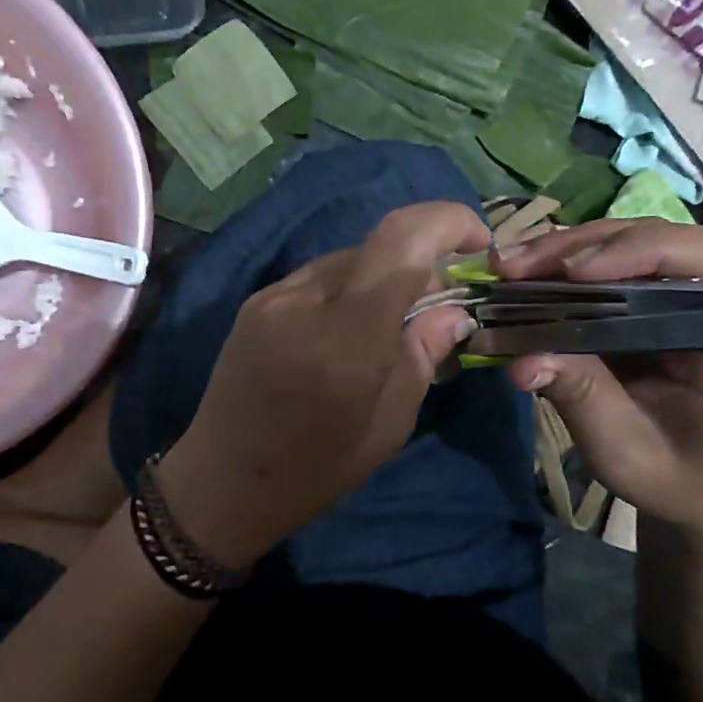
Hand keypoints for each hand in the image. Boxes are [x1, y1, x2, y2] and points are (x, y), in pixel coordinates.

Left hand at [157, 202, 491, 566]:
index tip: (477, 240)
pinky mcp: (255, 302)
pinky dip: (348, 289)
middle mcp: (305, 302)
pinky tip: (349, 327)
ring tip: (392, 320)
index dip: (446, 221)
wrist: (225, 480)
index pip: (400, 242)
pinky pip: (317, 277)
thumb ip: (424, 353)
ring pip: (347, 260)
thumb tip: (454, 310)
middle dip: (419, 261)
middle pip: (376, 247)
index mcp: (346, 338)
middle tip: (439, 301)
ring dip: (382, 276)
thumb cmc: (318, 467)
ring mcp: (273, 296)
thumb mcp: (390, 422)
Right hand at [495, 219, 702, 531]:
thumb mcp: (624, 452)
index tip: (579, 273)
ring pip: (635, 240)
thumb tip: (521, 359)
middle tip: (518, 265)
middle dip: (589, 244)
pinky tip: (525, 270)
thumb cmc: (673, 477)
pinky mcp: (651, 300)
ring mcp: (684, 297)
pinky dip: (566, 261)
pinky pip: (613, 262)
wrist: (693, 488)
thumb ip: (582, 400)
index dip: (650, 252)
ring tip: (510, 264)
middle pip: (668, 238)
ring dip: (569, 247)